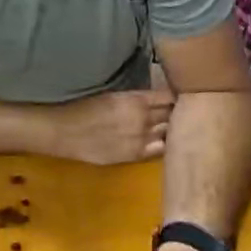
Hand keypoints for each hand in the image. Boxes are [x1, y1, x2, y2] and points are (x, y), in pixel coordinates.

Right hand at [52, 86, 173, 164]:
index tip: (182, 95)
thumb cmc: (84, 107)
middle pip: (173, 115)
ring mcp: (141, 139)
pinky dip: (166, 145)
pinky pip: (161, 151)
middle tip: (184, 113)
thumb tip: (155, 100)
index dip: (177, 96)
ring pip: (170, 134)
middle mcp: (143, 118)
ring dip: (174, 130)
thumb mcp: (112, 95)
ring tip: (178, 129)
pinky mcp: (136, 155)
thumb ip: (135, 98)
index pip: (169, 96)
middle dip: (179, 113)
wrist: (65, 131)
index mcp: (136, 99)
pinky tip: (167, 143)